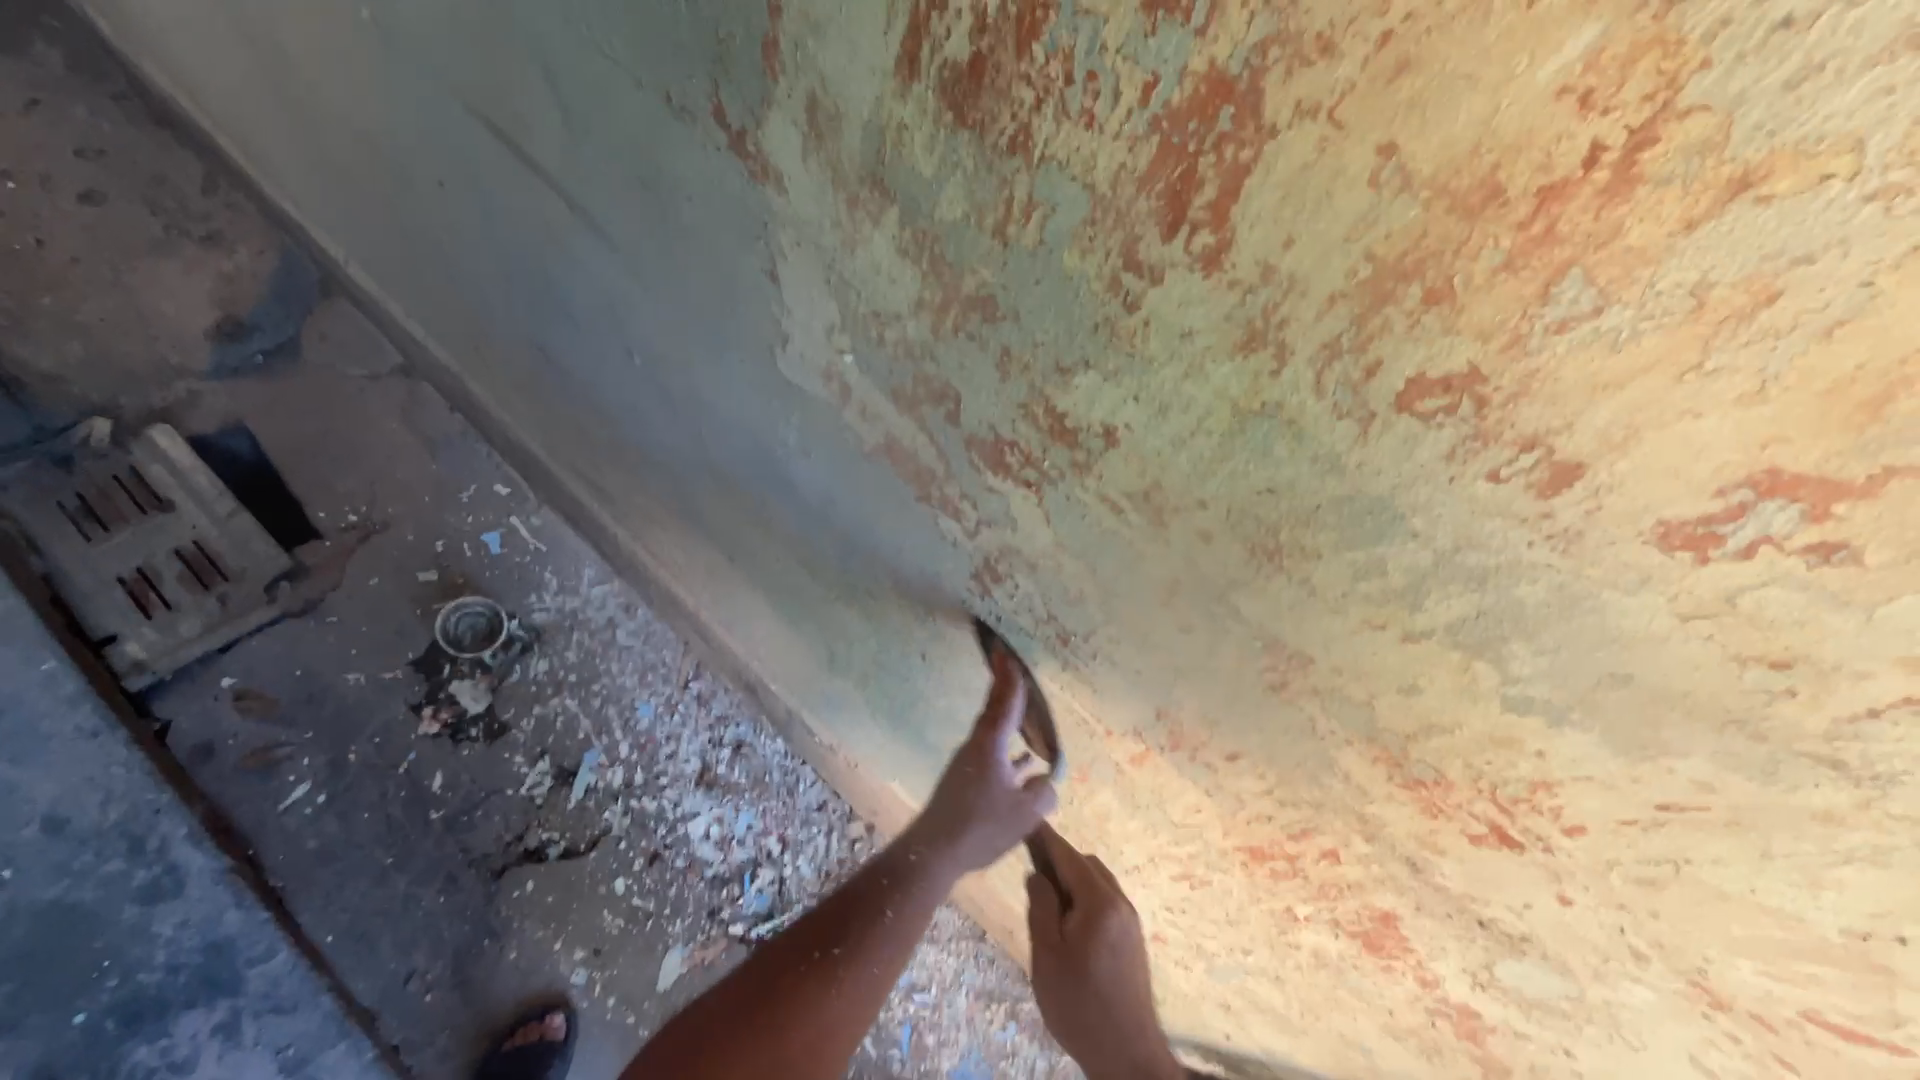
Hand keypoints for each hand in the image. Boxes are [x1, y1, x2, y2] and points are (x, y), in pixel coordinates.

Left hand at [907, 648, 1057, 876]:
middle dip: (1006, 688)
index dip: (1011, 679)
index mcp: (990, 744)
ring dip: (1009, 718)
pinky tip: (1024, 762)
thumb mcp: (1026, 813)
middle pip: (995, 711)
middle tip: (1013, 664)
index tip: (1009, 652)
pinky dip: (1009, 750)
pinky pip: (994, 755)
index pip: (1005, 703)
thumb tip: (1046, 780)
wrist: (935, 851)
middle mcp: (977, 747)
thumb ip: (1043, 792)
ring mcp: (969, 764)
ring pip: (994, 733)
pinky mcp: (966, 782)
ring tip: (1025, 708)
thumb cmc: (981, 827)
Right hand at [1027, 825, 1181, 1079]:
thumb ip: (1041, 908)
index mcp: (1100, 903)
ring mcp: (1131, 923)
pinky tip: (1067, 918)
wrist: (1125, 1053)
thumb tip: (1038, 875)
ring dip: (1074, 879)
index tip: (1027, 821)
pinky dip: (1085, 896)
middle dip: (1060, 859)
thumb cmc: (1079, 1004)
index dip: (1046, 839)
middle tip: (1029, 865)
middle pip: (1087, 866)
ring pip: (1099, 884)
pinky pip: (1106, 902)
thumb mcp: (1047, 956)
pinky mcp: (1133, 941)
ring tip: (1045, 893)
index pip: (1069, 857)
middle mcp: (1121, 904)